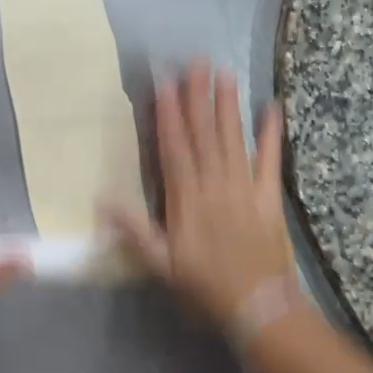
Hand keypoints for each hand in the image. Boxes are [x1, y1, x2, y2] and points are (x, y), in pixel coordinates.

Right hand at [107, 63, 295, 326]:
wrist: (261, 309)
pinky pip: (270, 160)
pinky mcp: (269, 196)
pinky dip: (272, 134)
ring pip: (232, 138)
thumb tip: (100, 198)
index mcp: (186, 196)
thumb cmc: (205, 284)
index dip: (168, 112)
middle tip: (195, 62)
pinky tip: (273, 108)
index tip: (164, 81)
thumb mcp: (161, 263)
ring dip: (228, 105)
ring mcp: (244, 186)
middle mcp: (214, 183)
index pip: (174, 145)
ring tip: (224, 73)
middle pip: (204, 132)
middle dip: (197, 96)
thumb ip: (133, 228)